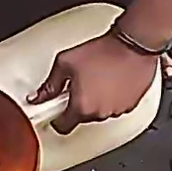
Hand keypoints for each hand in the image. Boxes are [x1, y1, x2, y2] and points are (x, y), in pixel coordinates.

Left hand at [28, 33, 157, 134]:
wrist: (133, 43)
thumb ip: (50, 84)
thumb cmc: (103, 51)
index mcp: (81, 106)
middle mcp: (100, 113)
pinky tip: (111, 82)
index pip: (63, 127)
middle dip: (77, 105)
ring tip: (97, 80)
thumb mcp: (65, 63)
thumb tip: (38, 96)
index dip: (57, 119)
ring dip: (95, 102)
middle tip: (78, 86)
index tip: (56, 111)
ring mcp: (117, 110)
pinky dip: (111, 99)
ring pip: (99, 113)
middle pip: (81, 118)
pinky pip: (115, 107)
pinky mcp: (131, 104)